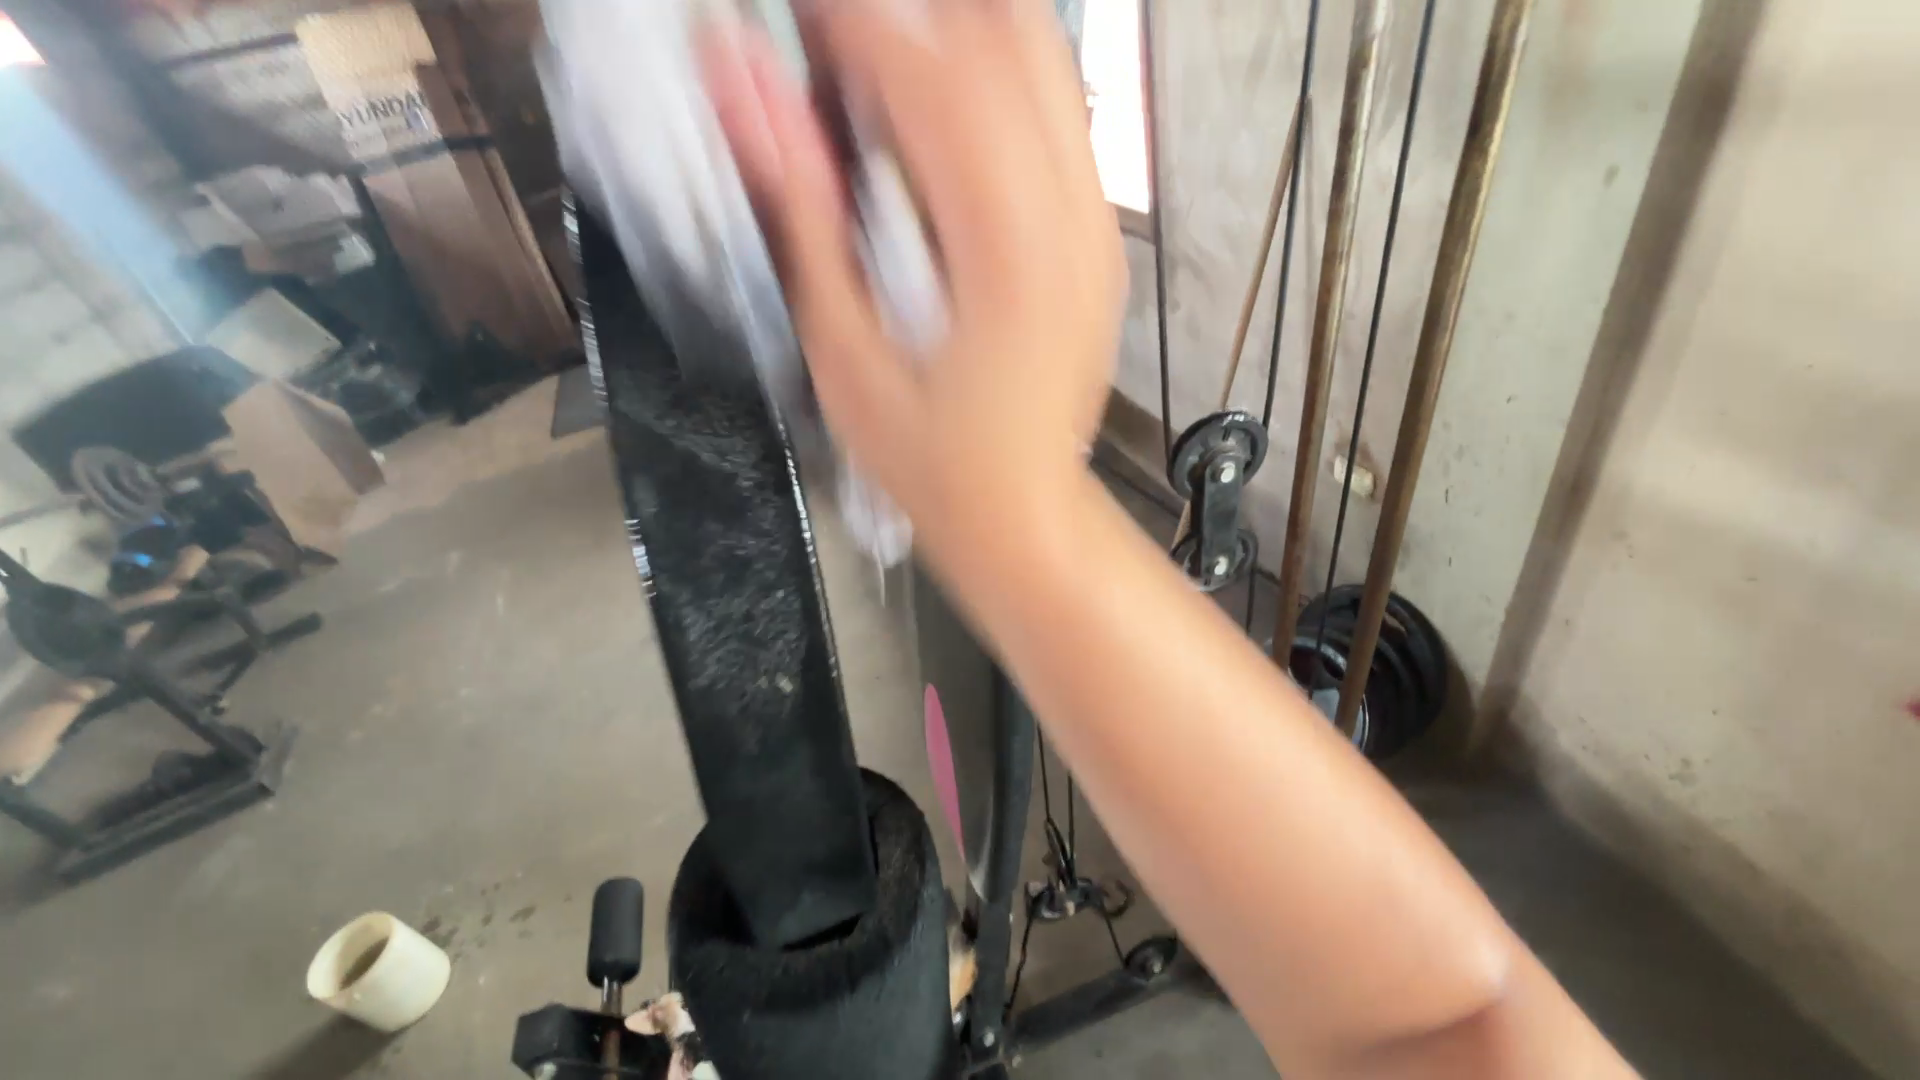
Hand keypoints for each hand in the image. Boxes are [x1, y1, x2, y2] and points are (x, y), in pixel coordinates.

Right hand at [701, 1, 1126, 557]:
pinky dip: (992, 83)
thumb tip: (746, 98)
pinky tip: (936, 118)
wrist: (1021, 512)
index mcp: (1006, 253)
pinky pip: (1058, 116)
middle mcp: (1070, 223)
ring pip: (1045, 62)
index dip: (859, 24)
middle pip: (1010, 37)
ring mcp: (1095, 227)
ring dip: (956, 36)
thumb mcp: (845, 349)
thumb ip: (800, 210)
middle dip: (913, 18)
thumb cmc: (937, 461)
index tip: (801, 18)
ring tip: (879, 67)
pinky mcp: (1095, 238)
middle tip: (838, 37)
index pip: (937, 78)